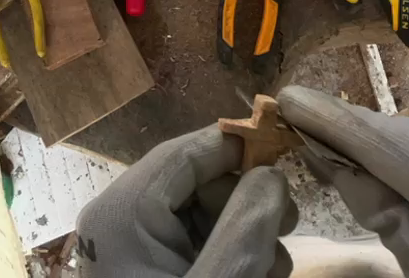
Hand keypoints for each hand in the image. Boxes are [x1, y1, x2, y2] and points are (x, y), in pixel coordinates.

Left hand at [76, 125, 297, 276]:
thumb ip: (242, 230)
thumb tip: (271, 175)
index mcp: (121, 214)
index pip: (182, 154)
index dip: (233, 144)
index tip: (281, 144)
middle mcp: (120, 221)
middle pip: (195, 183)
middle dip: (246, 198)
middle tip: (289, 221)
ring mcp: (133, 249)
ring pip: (201, 215)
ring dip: (245, 230)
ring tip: (273, 265)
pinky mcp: (149, 270)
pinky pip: (195, 244)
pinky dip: (230, 253)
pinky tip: (255, 273)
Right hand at [277, 87, 408, 277]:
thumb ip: (394, 223)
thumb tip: (342, 166)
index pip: (376, 136)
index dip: (326, 118)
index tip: (281, 98)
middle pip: (396, 136)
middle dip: (349, 138)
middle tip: (300, 137)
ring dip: (382, 156)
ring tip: (345, 168)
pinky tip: (405, 190)